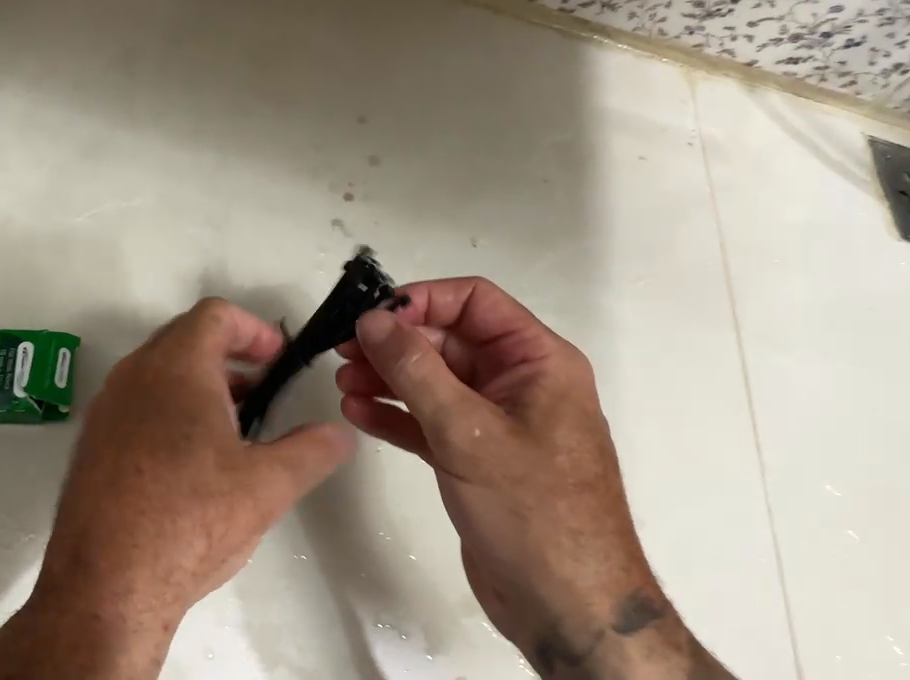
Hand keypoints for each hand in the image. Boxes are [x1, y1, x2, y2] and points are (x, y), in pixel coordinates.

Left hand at [0, 298, 354, 679]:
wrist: (104, 584)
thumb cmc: (189, 520)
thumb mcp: (266, 487)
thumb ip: (310, 452)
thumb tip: (339, 434)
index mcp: (176, 366)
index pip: (216, 315)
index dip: (254, 329)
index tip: (280, 360)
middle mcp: (134, 373)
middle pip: (186, 337)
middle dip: (229, 356)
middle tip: (263, 390)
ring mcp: (106, 406)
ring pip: (158, 371)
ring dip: (199, 383)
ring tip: (232, 428)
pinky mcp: (92, 440)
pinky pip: (136, 402)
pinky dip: (168, 408)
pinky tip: (190, 462)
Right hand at [337, 277, 733, 679]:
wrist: (568, 610)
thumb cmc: (531, 510)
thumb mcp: (468, 431)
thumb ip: (415, 369)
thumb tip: (371, 319)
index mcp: (536, 361)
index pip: (474, 302)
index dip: (422, 300)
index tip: (373, 317)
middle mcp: (517, 382)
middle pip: (446, 340)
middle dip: (394, 344)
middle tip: (343, 352)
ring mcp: (495, 421)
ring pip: (432, 380)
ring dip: (386, 377)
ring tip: (342, 384)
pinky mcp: (474, 457)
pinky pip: (427, 419)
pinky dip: (394, 414)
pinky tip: (358, 413)